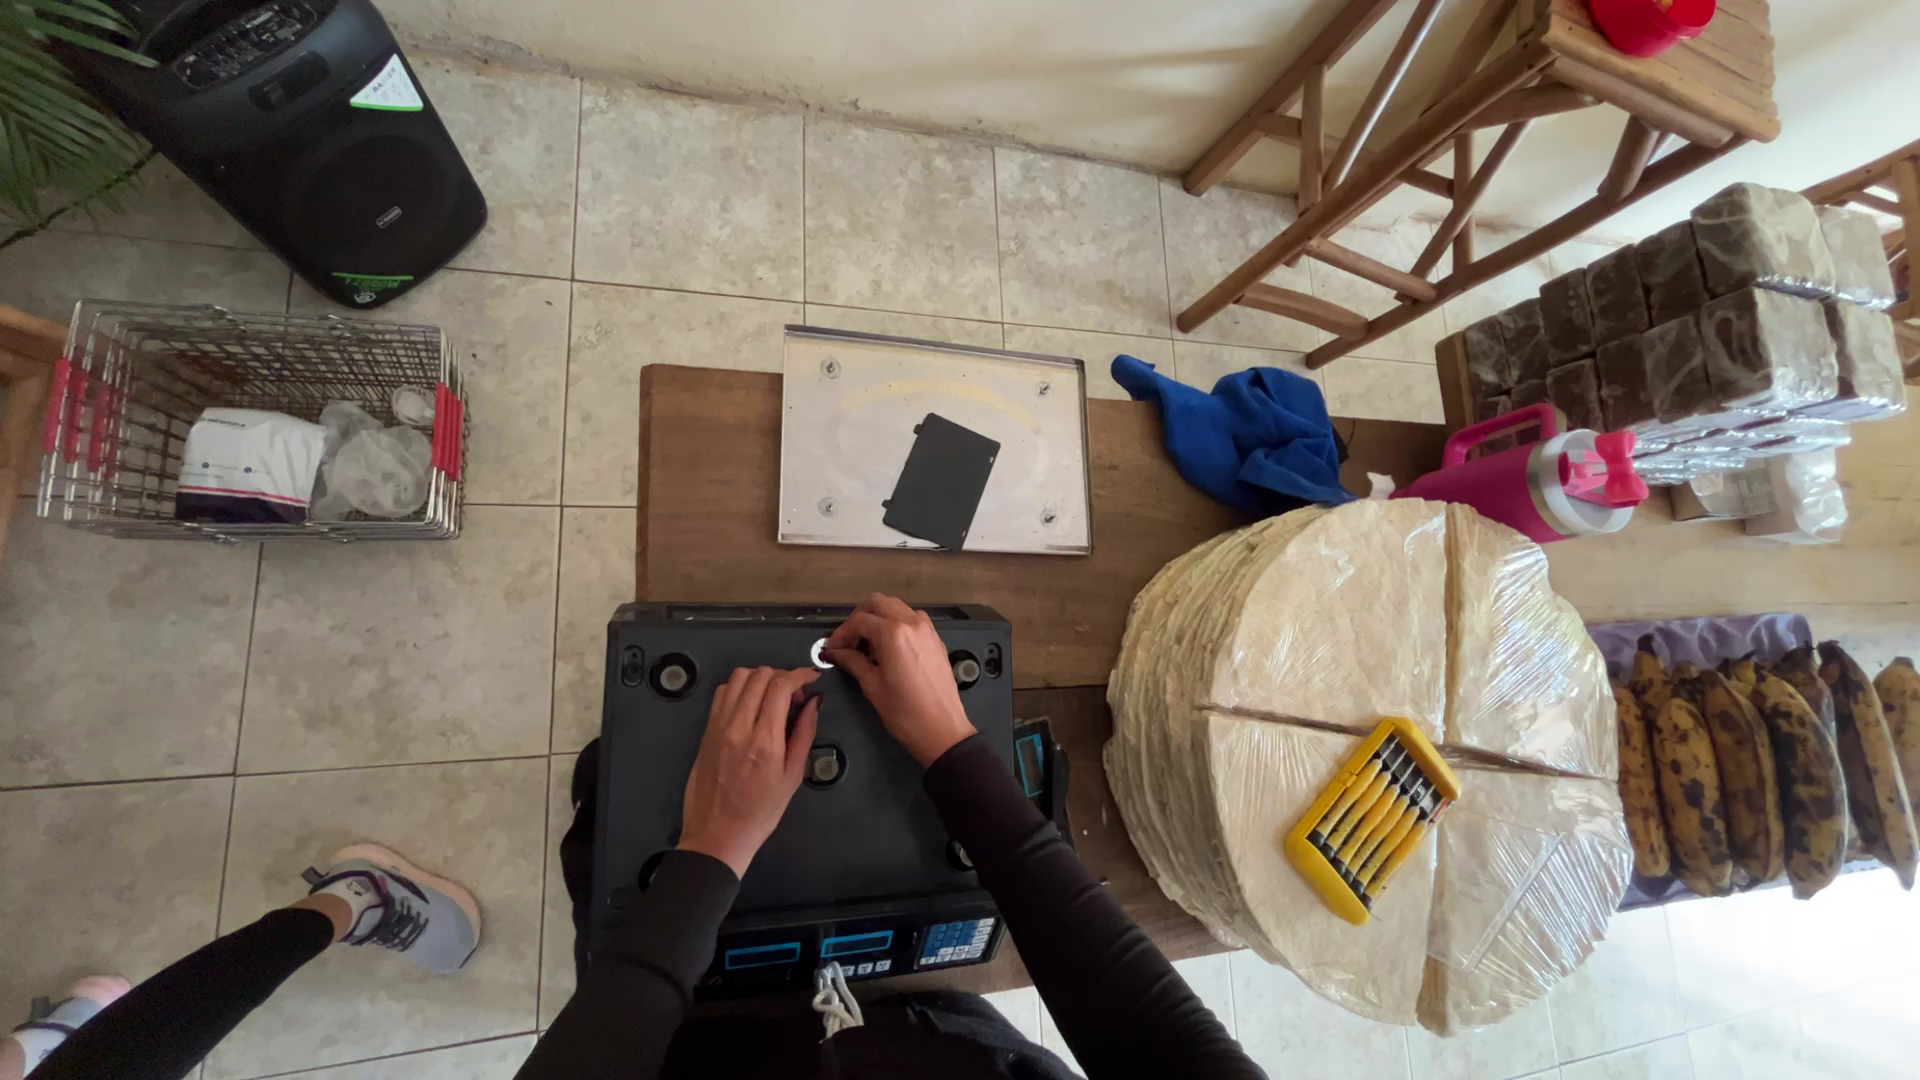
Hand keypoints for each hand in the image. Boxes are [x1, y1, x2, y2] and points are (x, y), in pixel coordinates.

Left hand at [677, 666, 820, 877]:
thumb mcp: (793, 776)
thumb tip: (814, 701)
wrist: (716, 836)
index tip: (812, 677)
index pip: (781, 686)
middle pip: (760, 675)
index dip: (800, 674)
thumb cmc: (760, 812)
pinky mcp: (707, 730)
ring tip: (772, 697)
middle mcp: (739, 728)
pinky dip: (740, 688)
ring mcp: (719, 727)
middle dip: (783, 676)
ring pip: (739, 677)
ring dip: (761, 678)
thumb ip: (804, 733)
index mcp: (764, 741)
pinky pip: (722, 692)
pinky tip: (751, 704)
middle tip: (794, 695)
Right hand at [824, 593, 976, 765]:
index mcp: (894, 633)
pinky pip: (912, 619)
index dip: (841, 633)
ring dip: (878, 619)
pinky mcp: (936, 639)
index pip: (859, 620)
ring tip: (868, 646)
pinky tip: (888, 649)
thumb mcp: (872, 685)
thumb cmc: (904, 712)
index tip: (833, 648)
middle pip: (878, 603)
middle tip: (848, 641)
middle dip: (859, 618)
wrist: (942, 729)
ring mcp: (927, 629)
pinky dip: (896, 625)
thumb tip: (836, 652)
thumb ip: (852, 661)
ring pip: (896, 607)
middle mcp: (912, 622)